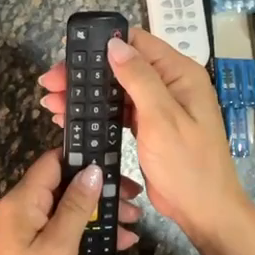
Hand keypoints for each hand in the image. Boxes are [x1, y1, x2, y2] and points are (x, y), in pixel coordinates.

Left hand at [0, 149, 143, 254]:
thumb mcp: (59, 245)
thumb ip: (76, 206)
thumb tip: (92, 169)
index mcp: (22, 202)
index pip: (52, 163)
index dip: (81, 158)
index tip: (113, 160)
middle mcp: (25, 210)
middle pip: (65, 186)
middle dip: (100, 190)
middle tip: (134, 195)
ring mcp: (33, 232)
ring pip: (71, 211)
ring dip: (102, 214)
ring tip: (135, 219)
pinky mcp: (42, 252)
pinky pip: (69, 233)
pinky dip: (93, 235)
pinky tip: (123, 241)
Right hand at [38, 28, 251, 242]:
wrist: (204, 211)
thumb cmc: (188, 164)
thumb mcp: (162, 118)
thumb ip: (138, 79)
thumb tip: (114, 44)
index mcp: (180, 74)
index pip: (138, 43)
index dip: (104, 44)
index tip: (71, 52)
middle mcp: (169, 84)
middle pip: (121, 66)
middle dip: (85, 73)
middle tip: (50, 82)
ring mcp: (158, 106)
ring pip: (115, 89)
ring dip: (85, 94)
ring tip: (51, 101)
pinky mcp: (148, 126)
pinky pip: (117, 111)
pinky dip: (94, 112)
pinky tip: (69, 117)